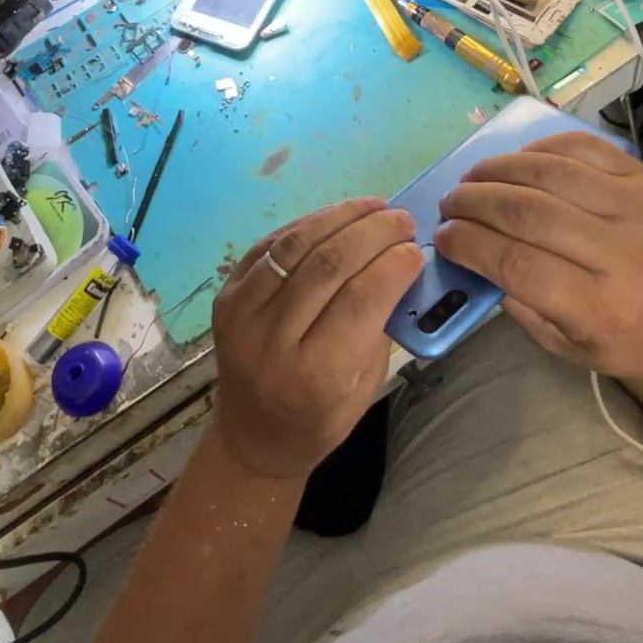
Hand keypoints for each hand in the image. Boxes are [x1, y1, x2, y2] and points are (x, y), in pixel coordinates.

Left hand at [210, 198, 421, 480]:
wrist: (252, 435)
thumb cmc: (319, 420)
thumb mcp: (366, 385)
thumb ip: (380, 325)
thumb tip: (402, 261)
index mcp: (314, 376)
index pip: (361, 300)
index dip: (394, 265)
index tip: (416, 248)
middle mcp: (272, 342)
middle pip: (329, 264)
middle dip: (373, 233)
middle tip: (402, 220)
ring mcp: (241, 315)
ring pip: (296, 245)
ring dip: (340, 217)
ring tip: (373, 207)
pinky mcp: (226, 296)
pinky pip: (270, 245)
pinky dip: (307, 225)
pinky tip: (335, 218)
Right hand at [433, 132, 642, 387]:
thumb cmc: (628, 342)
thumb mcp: (564, 345)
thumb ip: (515, 300)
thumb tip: (469, 249)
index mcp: (600, 307)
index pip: (515, 262)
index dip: (468, 243)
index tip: (441, 235)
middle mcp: (624, 253)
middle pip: (528, 211)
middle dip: (474, 202)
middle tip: (449, 204)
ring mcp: (640, 209)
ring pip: (551, 172)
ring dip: (499, 169)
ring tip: (473, 178)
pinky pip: (584, 148)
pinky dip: (540, 148)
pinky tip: (517, 161)